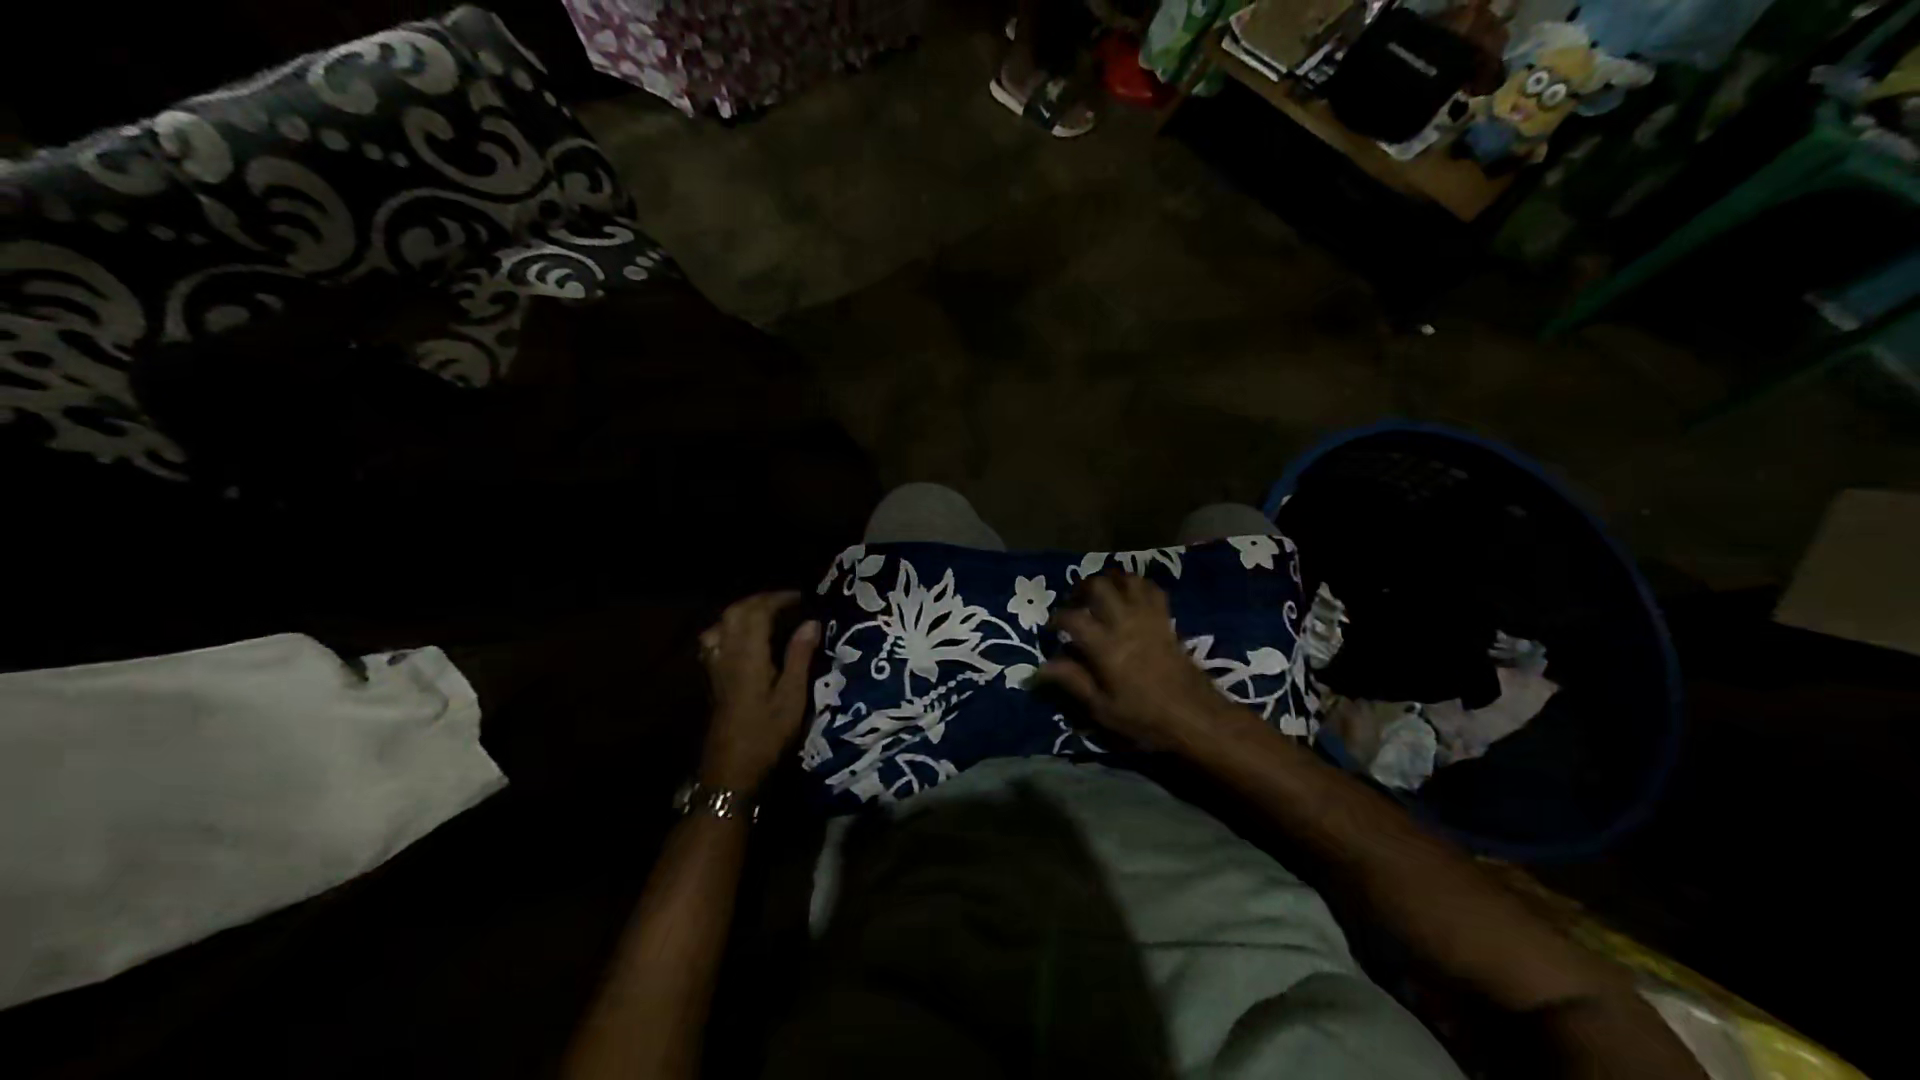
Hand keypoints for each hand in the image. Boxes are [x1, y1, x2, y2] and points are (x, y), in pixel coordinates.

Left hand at [696, 592, 818, 793]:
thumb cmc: (767, 734)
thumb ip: (799, 656)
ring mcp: (715, 666)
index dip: (778, 598)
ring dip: (743, 611)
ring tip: (765, 614)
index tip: (801, 597)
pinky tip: (741, 638)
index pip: (758, 612)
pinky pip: (714, 639)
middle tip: (786, 601)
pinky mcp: (712, 678)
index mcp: (748, 655)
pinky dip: (729, 627)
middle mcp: (727, 654)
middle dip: (761, 599)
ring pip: (722, 623)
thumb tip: (811, 622)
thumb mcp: (792, 697)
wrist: (730, 769)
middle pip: (736, 612)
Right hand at [1039, 573, 1243, 751]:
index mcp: (1105, 646)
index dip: (1057, 618)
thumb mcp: (1102, 707)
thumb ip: (1072, 681)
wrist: (1194, 715)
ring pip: (1127, 580)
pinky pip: (1152, 590)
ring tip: (1101, 594)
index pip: (1072, 618)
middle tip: (1075, 602)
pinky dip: (1138, 586)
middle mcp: (1124, 623)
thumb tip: (1041, 667)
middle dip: (1082, 588)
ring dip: (1110, 581)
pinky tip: (1130, 596)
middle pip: (1099, 586)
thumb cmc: (1144, 716)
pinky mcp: (1166, 619)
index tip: (1051, 627)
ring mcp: (1148, 617)